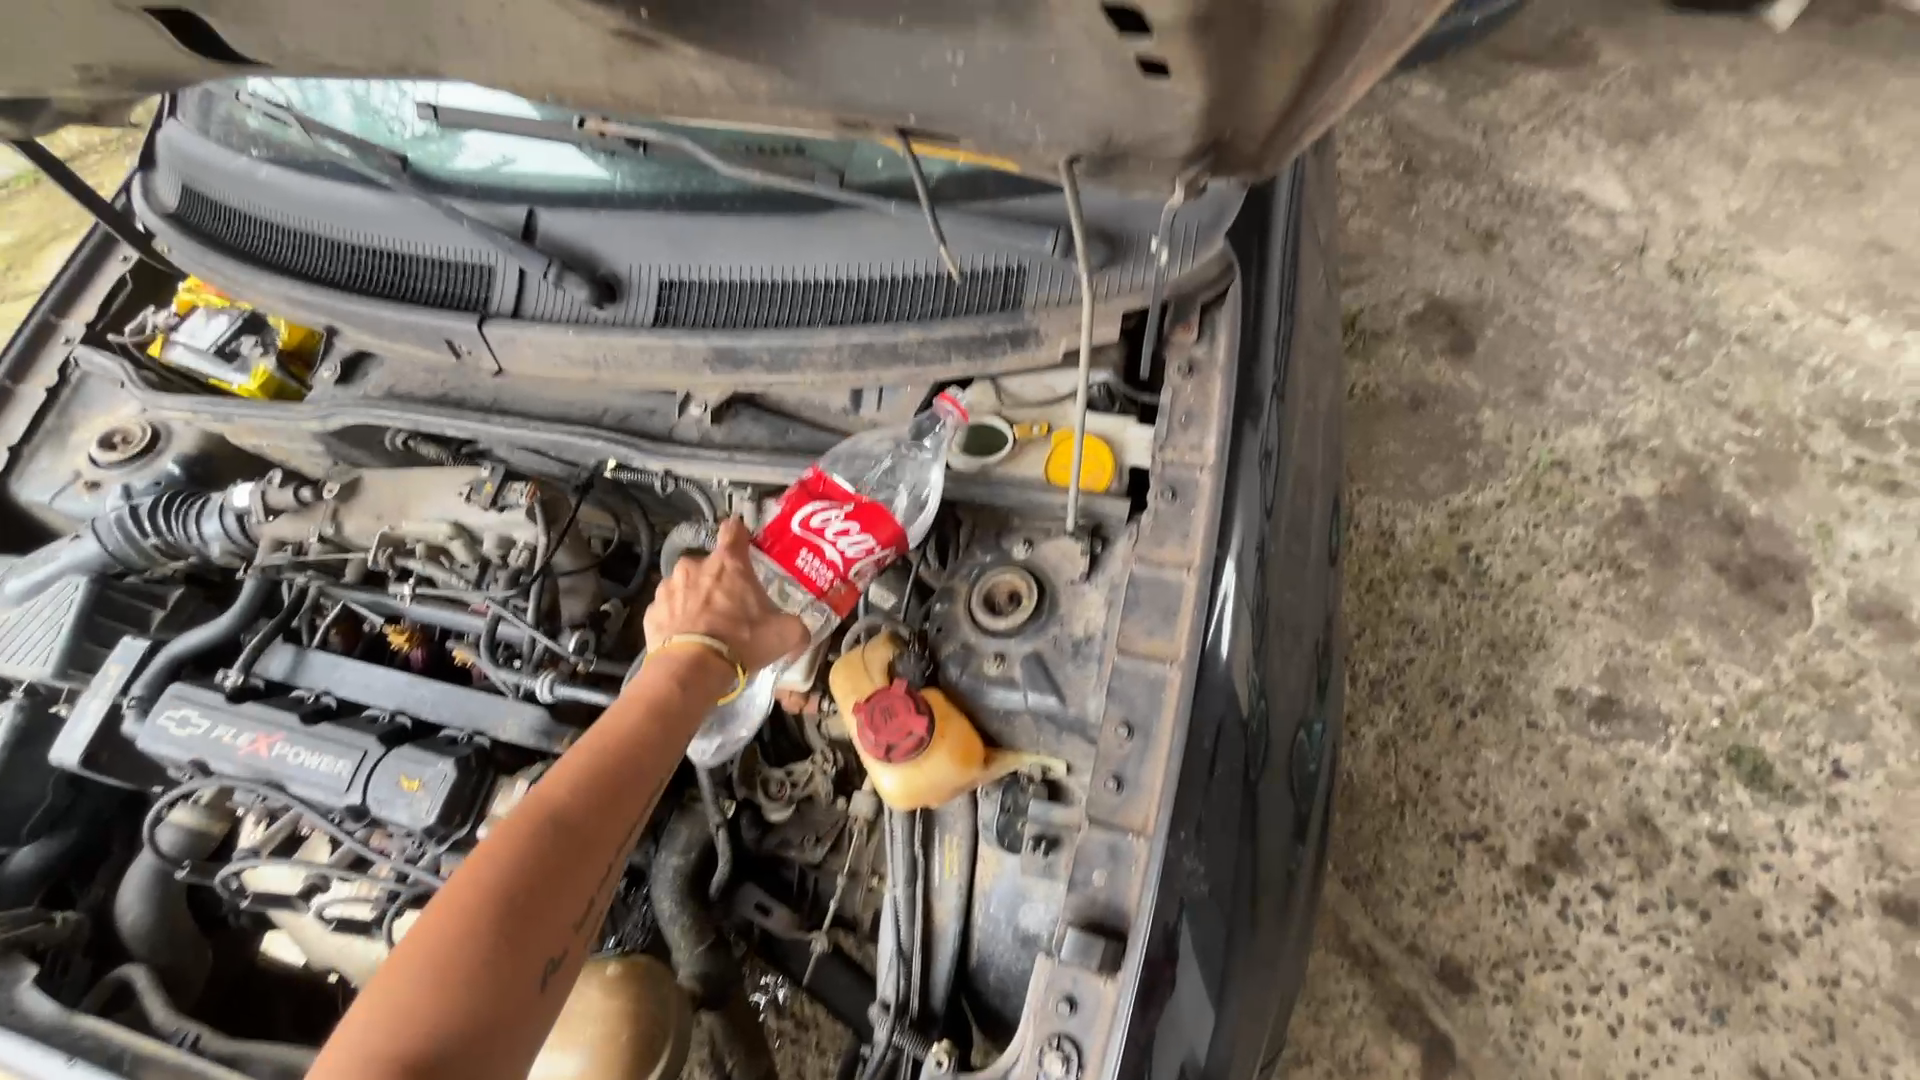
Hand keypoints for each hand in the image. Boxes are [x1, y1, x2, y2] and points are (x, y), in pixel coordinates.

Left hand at [643, 518, 808, 672]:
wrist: (691, 670)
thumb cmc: (741, 640)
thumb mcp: (786, 634)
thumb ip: (797, 626)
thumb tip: (801, 630)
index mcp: (728, 562)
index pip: (734, 530)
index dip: (740, 535)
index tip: (745, 547)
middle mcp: (694, 566)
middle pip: (710, 564)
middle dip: (719, 579)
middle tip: (732, 605)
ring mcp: (668, 587)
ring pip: (686, 585)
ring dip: (695, 598)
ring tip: (707, 625)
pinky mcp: (651, 611)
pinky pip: (668, 609)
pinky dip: (677, 619)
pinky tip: (688, 638)